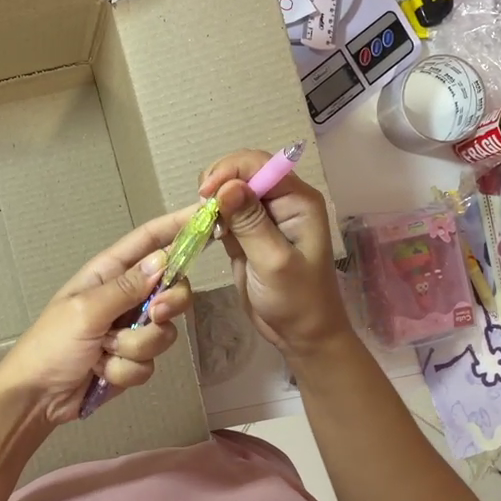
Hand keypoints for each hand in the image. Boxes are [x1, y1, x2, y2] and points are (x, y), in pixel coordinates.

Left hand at [0, 206, 197, 424]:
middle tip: (152, 315)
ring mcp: (130, 330)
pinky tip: (103, 373)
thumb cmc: (51, 345)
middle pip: (172, 289)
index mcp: (108, 273)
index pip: (149, 240)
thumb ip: (126, 288)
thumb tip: (163, 259)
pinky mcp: (133, 360)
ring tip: (104, 353)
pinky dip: (126, 371)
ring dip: (134, 348)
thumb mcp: (86, 311)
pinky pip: (150, 362)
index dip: (178, 226)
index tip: (209, 215)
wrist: (37, 397)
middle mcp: (125, 297)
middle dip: (168, 305)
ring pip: (163, 332)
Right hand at [199, 150, 349, 357]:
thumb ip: (250, 223)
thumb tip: (227, 186)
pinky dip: (211, 218)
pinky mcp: (248, 234)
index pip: (259, 165)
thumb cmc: (297, 301)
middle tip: (200, 208)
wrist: (301, 335)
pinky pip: (226, 214)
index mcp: (298, 200)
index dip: (229, 171)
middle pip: (243, 172)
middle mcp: (282, 202)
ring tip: (200, 221)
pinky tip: (203, 231)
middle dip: (218, 182)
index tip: (204, 196)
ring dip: (212, 201)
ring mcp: (264, 218)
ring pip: (231, 191)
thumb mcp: (274, 262)